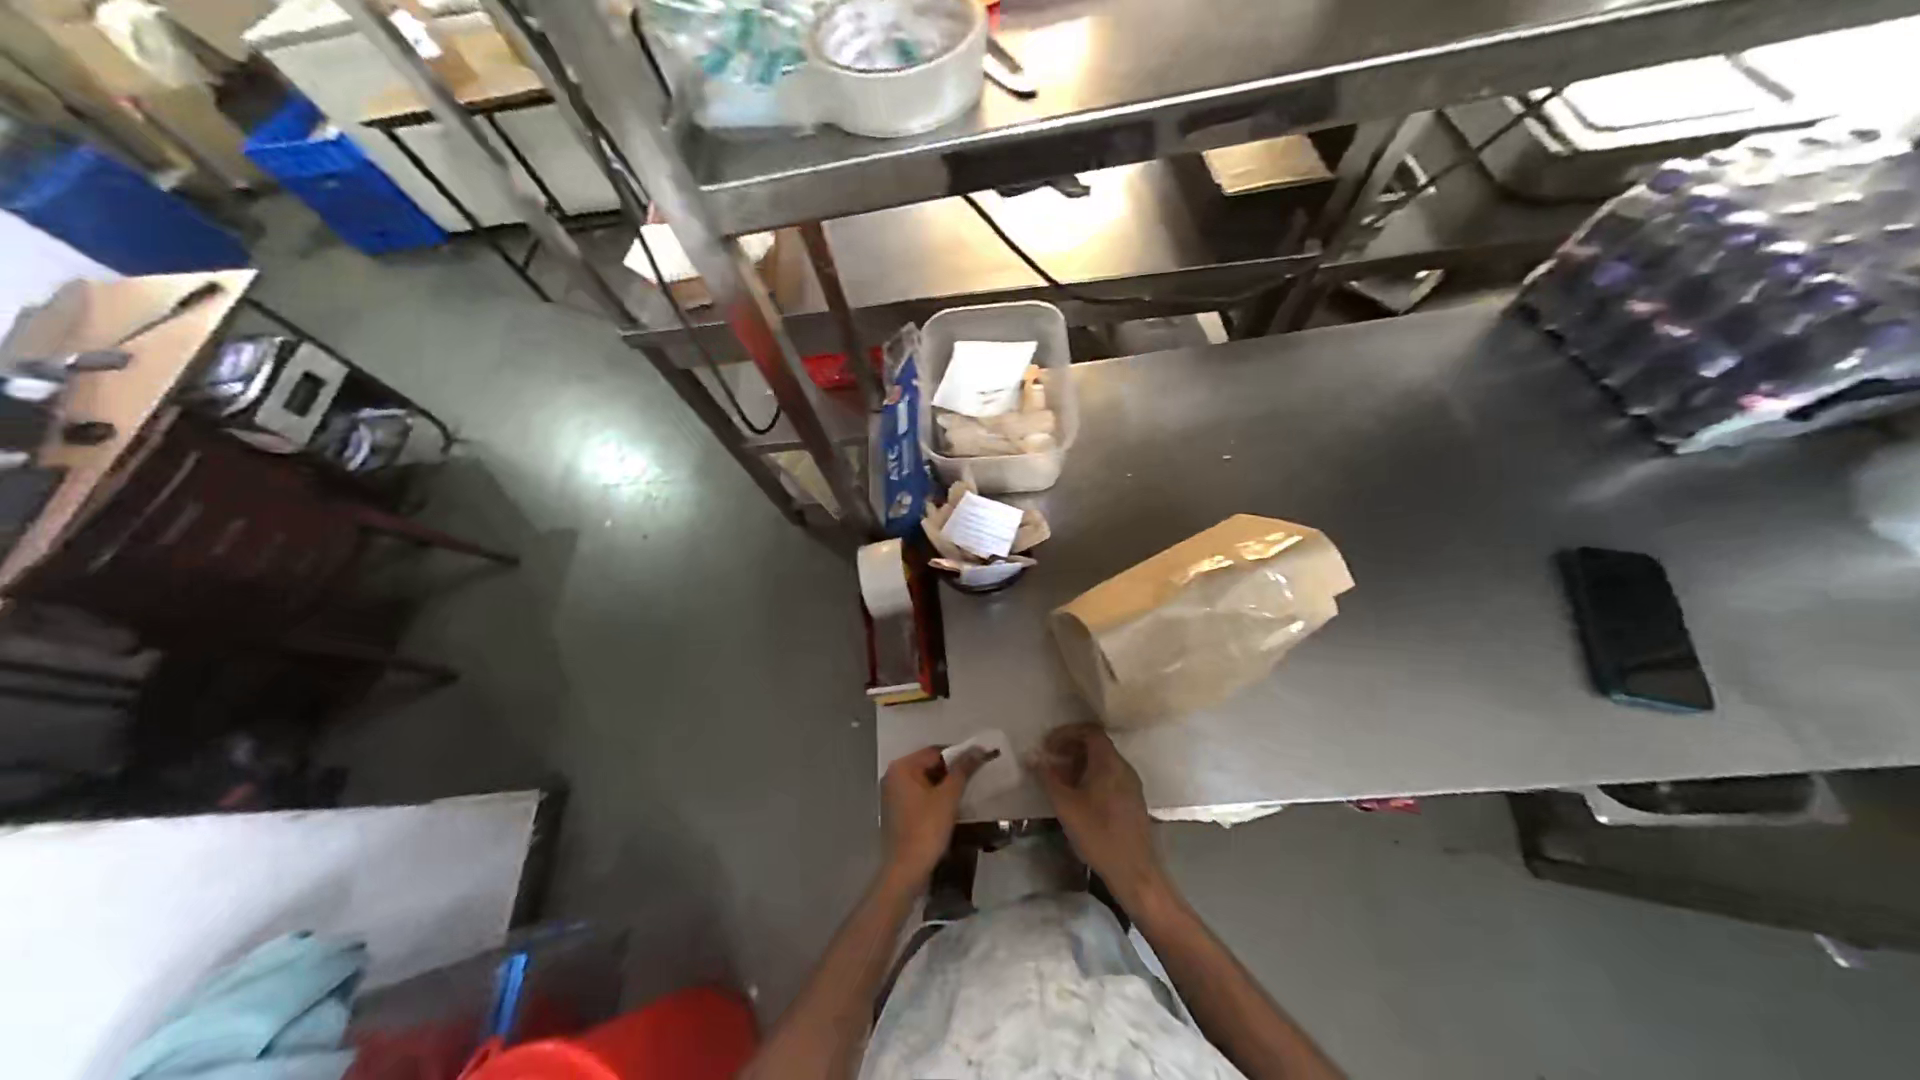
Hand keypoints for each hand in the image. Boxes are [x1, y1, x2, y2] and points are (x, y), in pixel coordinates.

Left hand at [881, 745, 993, 884]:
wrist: (907, 869)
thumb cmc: (927, 828)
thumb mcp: (948, 796)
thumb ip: (962, 770)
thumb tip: (978, 748)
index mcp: (902, 767)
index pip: (935, 751)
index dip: (959, 754)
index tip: (980, 760)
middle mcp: (893, 776)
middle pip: (928, 765)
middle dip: (952, 770)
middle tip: (975, 776)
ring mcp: (892, 794)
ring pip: (924, 780)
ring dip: (944, 784)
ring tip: (966, 790)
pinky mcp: (896, 810)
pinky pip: (919, 794)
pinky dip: (934, 796)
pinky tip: (950, 805)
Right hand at [1033, 723, 1165, 904]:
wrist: (1134, 870)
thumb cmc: (1098, 834)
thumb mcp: (1065, 805)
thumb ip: (1047, 778)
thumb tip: (1032, 757)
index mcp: (1109, 763)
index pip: (1089, 731)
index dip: (1066, 733)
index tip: (1047, 746)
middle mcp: (1123, 767)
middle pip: (1097, 745)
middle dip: (1070, 748)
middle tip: (1049, 761)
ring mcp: (1131, 784)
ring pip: (1103, 762)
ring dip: (1079, 764)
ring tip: (1059, 780)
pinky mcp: (1132, 800)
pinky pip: (1110, 777)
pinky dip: (1091, 777)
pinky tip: (1077, 797)